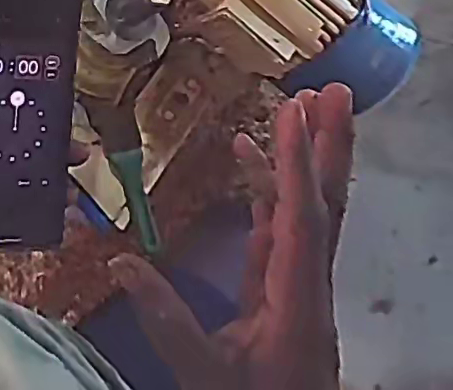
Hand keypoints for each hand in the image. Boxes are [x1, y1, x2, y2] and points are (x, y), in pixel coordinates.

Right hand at [112, 84, 354, 389]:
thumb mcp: (205, 376)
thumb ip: (167, 320)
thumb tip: (119, 261)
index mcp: (297, 300)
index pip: (301, 219)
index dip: (296, 161)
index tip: (293, 110)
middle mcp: (308, 282)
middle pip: (326, 202)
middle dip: (330, 144)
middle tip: (333, 92)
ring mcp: (299, 280)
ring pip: (308, 206)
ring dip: (303, 154)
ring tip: (296, 103)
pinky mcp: (283, 283)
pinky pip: (279, 222)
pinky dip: (267, 183)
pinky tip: (248, 151)